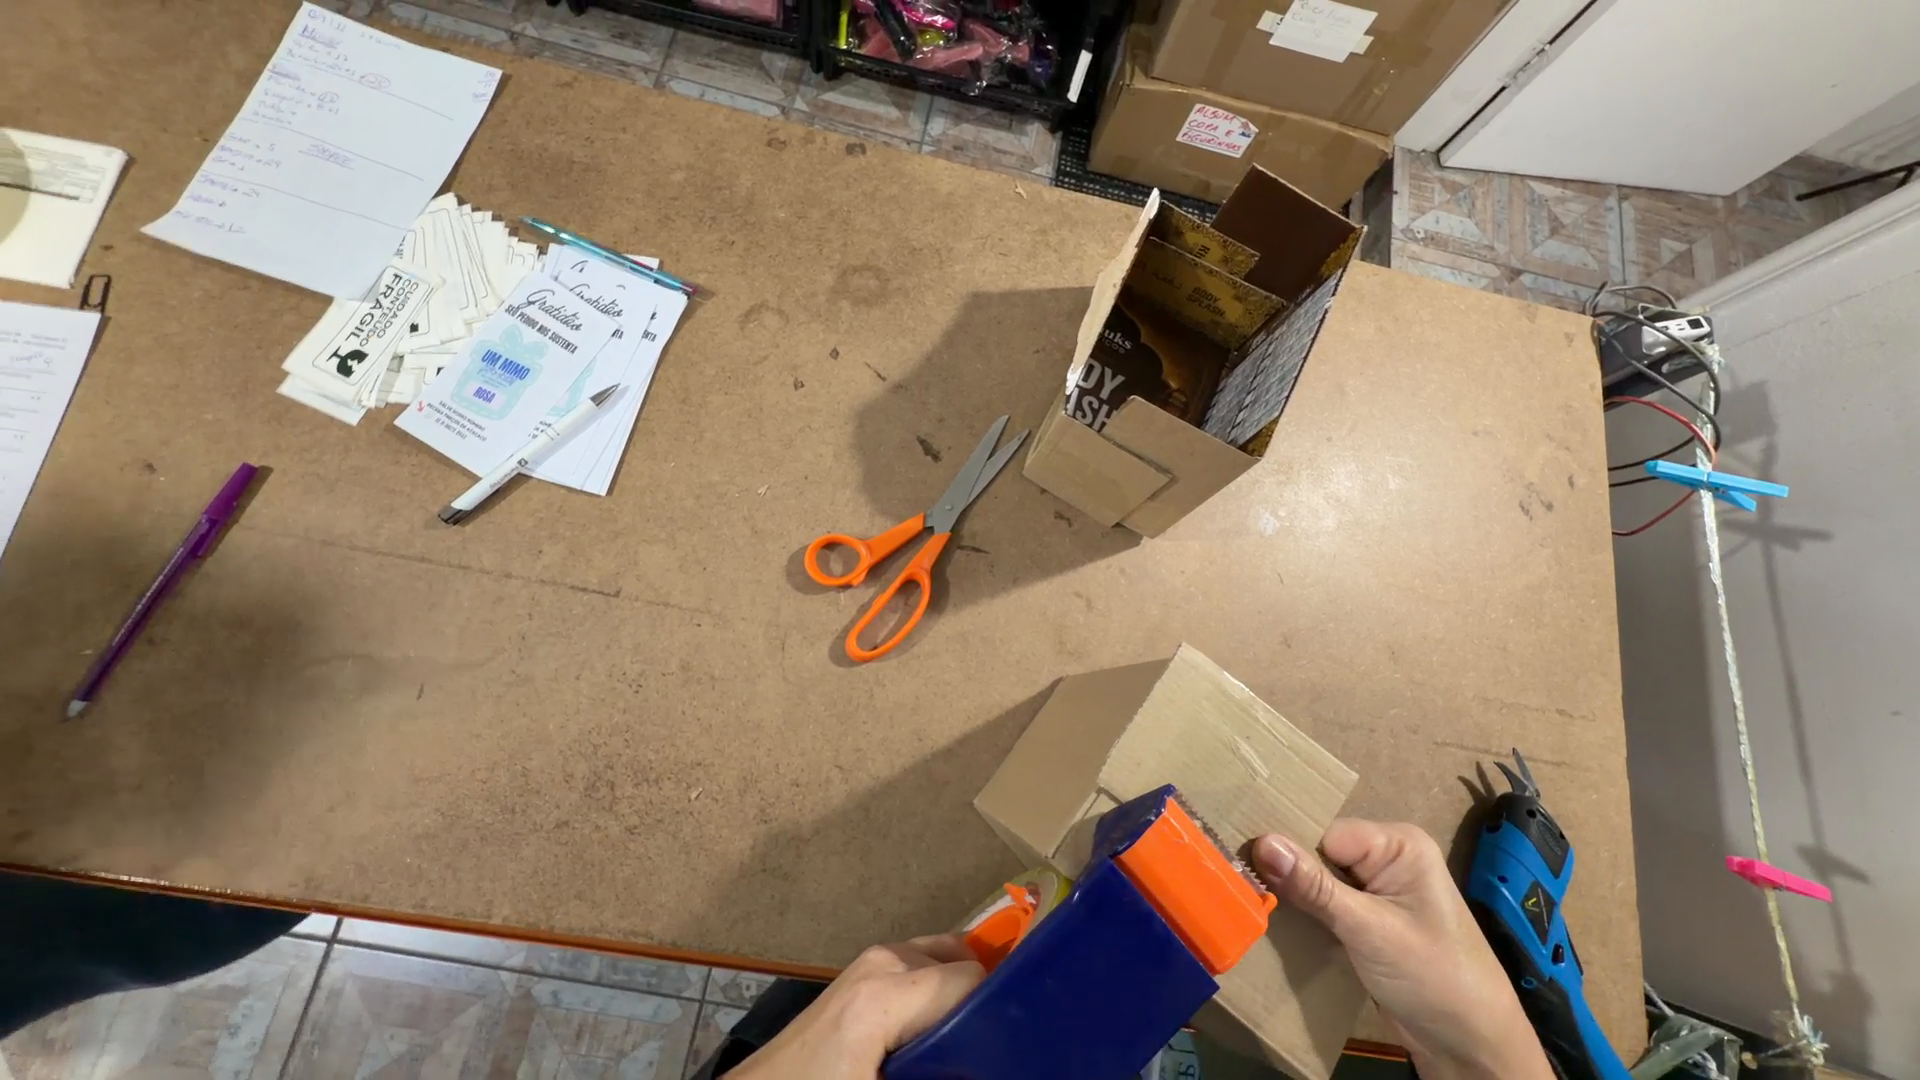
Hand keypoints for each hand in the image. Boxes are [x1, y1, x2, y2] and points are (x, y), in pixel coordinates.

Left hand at [728, 935, 983, 1079]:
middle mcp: (883, 961)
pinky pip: (919, 966)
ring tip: (968, 1035)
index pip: (970, 978)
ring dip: (960, 993)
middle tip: (993, 1039)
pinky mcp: (864, 972)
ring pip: (941, 958)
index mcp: (886, 991)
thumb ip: (940, 1067)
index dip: (996, 1010)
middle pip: (960, 961)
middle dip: (981, 998)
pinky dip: (939, 988)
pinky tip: (939, 1030)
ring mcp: (872, 961)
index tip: (1010, 1041)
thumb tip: (984, 1058)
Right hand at [1252, 820, 1553, 1079]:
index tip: (1251, 870)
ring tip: (1257, 904)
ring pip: (1316, 878)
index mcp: (1398, 843)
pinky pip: (1324, 903)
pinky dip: (1305, 914)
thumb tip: (1262, 842)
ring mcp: (1377, 889)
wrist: (1473, 1051)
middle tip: (1246, 887)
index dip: (1290, 852)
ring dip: (1293, 897)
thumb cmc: (1435, 979)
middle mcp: (1387, 857)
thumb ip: (1314, 886)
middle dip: (1287, 873)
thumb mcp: (1370, 930)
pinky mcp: (1367, 919)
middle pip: (1317, 851)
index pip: (1323, 833)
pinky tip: (1282, 923)